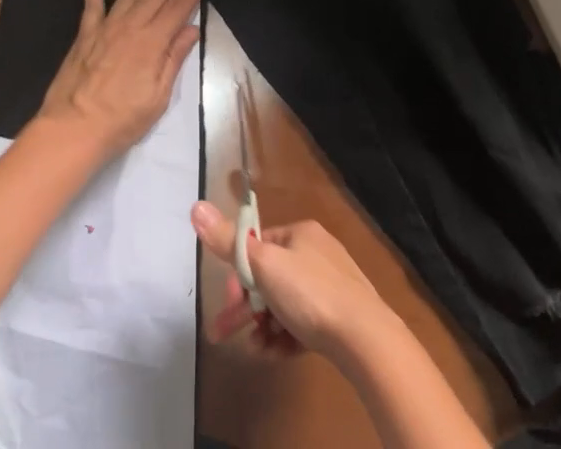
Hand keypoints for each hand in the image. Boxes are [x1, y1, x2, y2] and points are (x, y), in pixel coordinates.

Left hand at [38, 0, 214, 158]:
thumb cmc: (122, 120)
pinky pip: (92, 1)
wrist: (73, 128)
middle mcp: (132, 26)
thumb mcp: (158, 96)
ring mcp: (106, 26)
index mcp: (154, 42)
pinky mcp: (86, 33)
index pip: (181, 5)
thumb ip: (173, 59)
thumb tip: (191, 28)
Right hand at [191, 201, 396, 362]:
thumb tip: (196, 206)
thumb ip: (227, 241)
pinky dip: (285, 338)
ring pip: (283, 305)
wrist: (364, 338)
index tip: (228, 298)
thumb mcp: (263, 264)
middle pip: (269, 279)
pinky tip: (276, 355)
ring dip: (263, 327)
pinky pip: (302, 324)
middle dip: (246, 308)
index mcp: (301, 234)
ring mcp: (331, 287)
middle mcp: (317, 254)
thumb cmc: (310, 294)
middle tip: (226, 332)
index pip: (258, 246)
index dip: (238, 273)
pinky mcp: (339, 318)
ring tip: (257, 349)